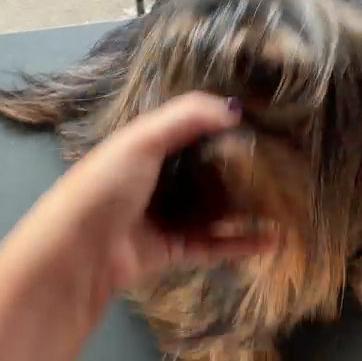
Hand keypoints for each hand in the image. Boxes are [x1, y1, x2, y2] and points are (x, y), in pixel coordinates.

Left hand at [6, 93, 273, 315]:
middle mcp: (155, 181)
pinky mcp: (171, 251)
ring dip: (246, 209)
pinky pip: (213, 244)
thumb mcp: (142, 139)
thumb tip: (236, 108)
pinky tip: (271, 239)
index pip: (189, 132)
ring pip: (213, 210)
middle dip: (239, 170)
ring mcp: (163, 217)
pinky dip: (241, 243)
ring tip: (285, 203)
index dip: (221, 127)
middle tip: (282, 165)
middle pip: (205, 172)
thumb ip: (188, 117)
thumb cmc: (106, 185)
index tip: (262, 124)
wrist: (77, 253)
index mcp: (144, 148)